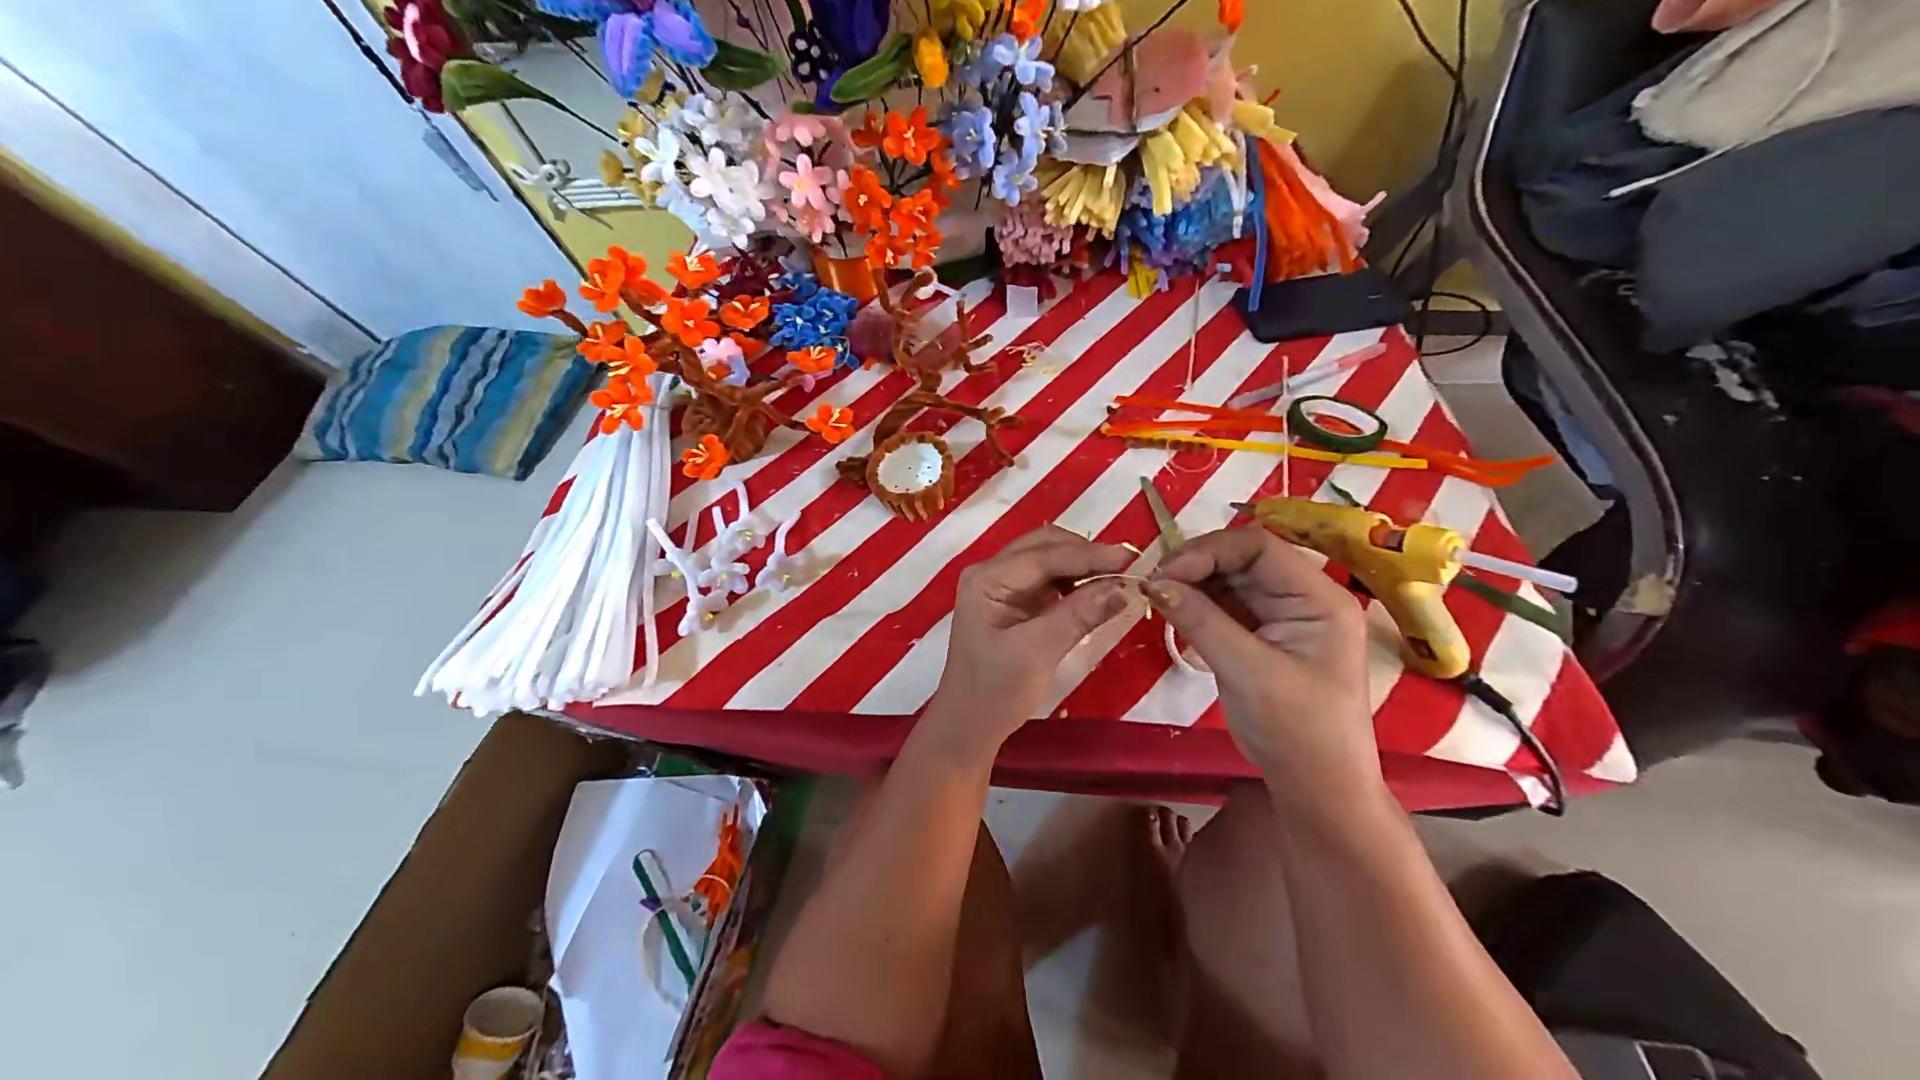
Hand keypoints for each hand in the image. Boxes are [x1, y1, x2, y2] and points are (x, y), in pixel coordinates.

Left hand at [927, 526, 1134, 756]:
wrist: (970, 724)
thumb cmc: (995, 691)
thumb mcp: (1037, 652)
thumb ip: (1078, 615)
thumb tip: (1123, 588)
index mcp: (986, 579)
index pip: (1043, 555)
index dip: (1089, 555)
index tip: (1131, 557)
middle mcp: (992, 572)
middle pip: (1045, 546)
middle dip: (1086, 554)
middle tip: (1129, 567)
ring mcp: (1003, 586)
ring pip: (1050, 559)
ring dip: (1083, 565)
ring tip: (1119, 578)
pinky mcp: (1016, 603)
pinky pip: (1051, 580)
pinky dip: (1076, 581)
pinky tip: (1097, 591)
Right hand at [1145, 527, 1382, 807]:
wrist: (1317, 787)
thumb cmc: (1295, 730)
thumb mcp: (1246, 671)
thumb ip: (1200, 621)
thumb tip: (1154, 582)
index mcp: (1318, 598)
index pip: (1259, 548)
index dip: (1209, 550)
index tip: (1166, 572)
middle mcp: (1304, 597)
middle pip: (1243, 559)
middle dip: (1196, 565)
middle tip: (1154, 584)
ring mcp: (1283, 616)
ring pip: (1230, 580)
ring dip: (1193, 583)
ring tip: (1158, 596)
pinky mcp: (1263, 635)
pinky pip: (1226, 605)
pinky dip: (1198, 605)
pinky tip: (1175, 611)